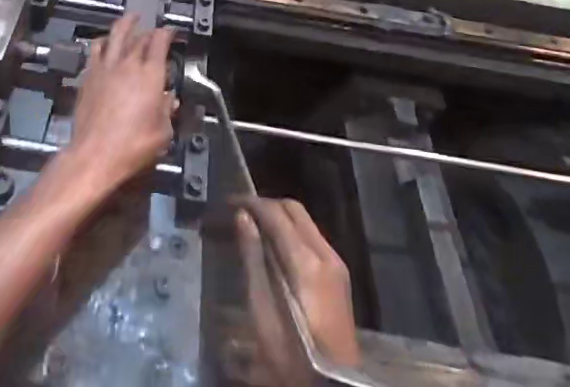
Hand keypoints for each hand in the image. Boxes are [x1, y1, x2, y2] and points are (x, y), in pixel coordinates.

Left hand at [56, 14, 174, 197]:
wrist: (95, 155)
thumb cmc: (131, 146)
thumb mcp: (162, 133)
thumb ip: (167, 111)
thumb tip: (169, 101)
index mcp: (151, 75)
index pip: (160, 42)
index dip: (167, 32)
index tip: (171, 31)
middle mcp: (128, 65)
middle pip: (140, 37)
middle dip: (149, 31)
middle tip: (154, 31)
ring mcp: (106, 68)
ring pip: (115, 35)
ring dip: (124, 24)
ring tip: (130, 18)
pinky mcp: (89, 77)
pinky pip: (95, 50)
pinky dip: (102, 42)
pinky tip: (103, 42)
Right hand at [236, 198, 360, 383]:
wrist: (332, 386)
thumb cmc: (291, 357)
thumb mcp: (262, 313)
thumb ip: (253, 260)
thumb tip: (242, 217)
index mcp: (306, 262)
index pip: (277, 214)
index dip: (252, 203)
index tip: (229, 201)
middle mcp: (326, 254)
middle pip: (295, 210)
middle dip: (266, 205)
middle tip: (239, 211)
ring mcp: (337, 263)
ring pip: (306, 222)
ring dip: (279, 216)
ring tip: (253, 225)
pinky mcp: (340, 274)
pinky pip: (313, 238)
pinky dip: (292, 231)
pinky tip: (275, 246)